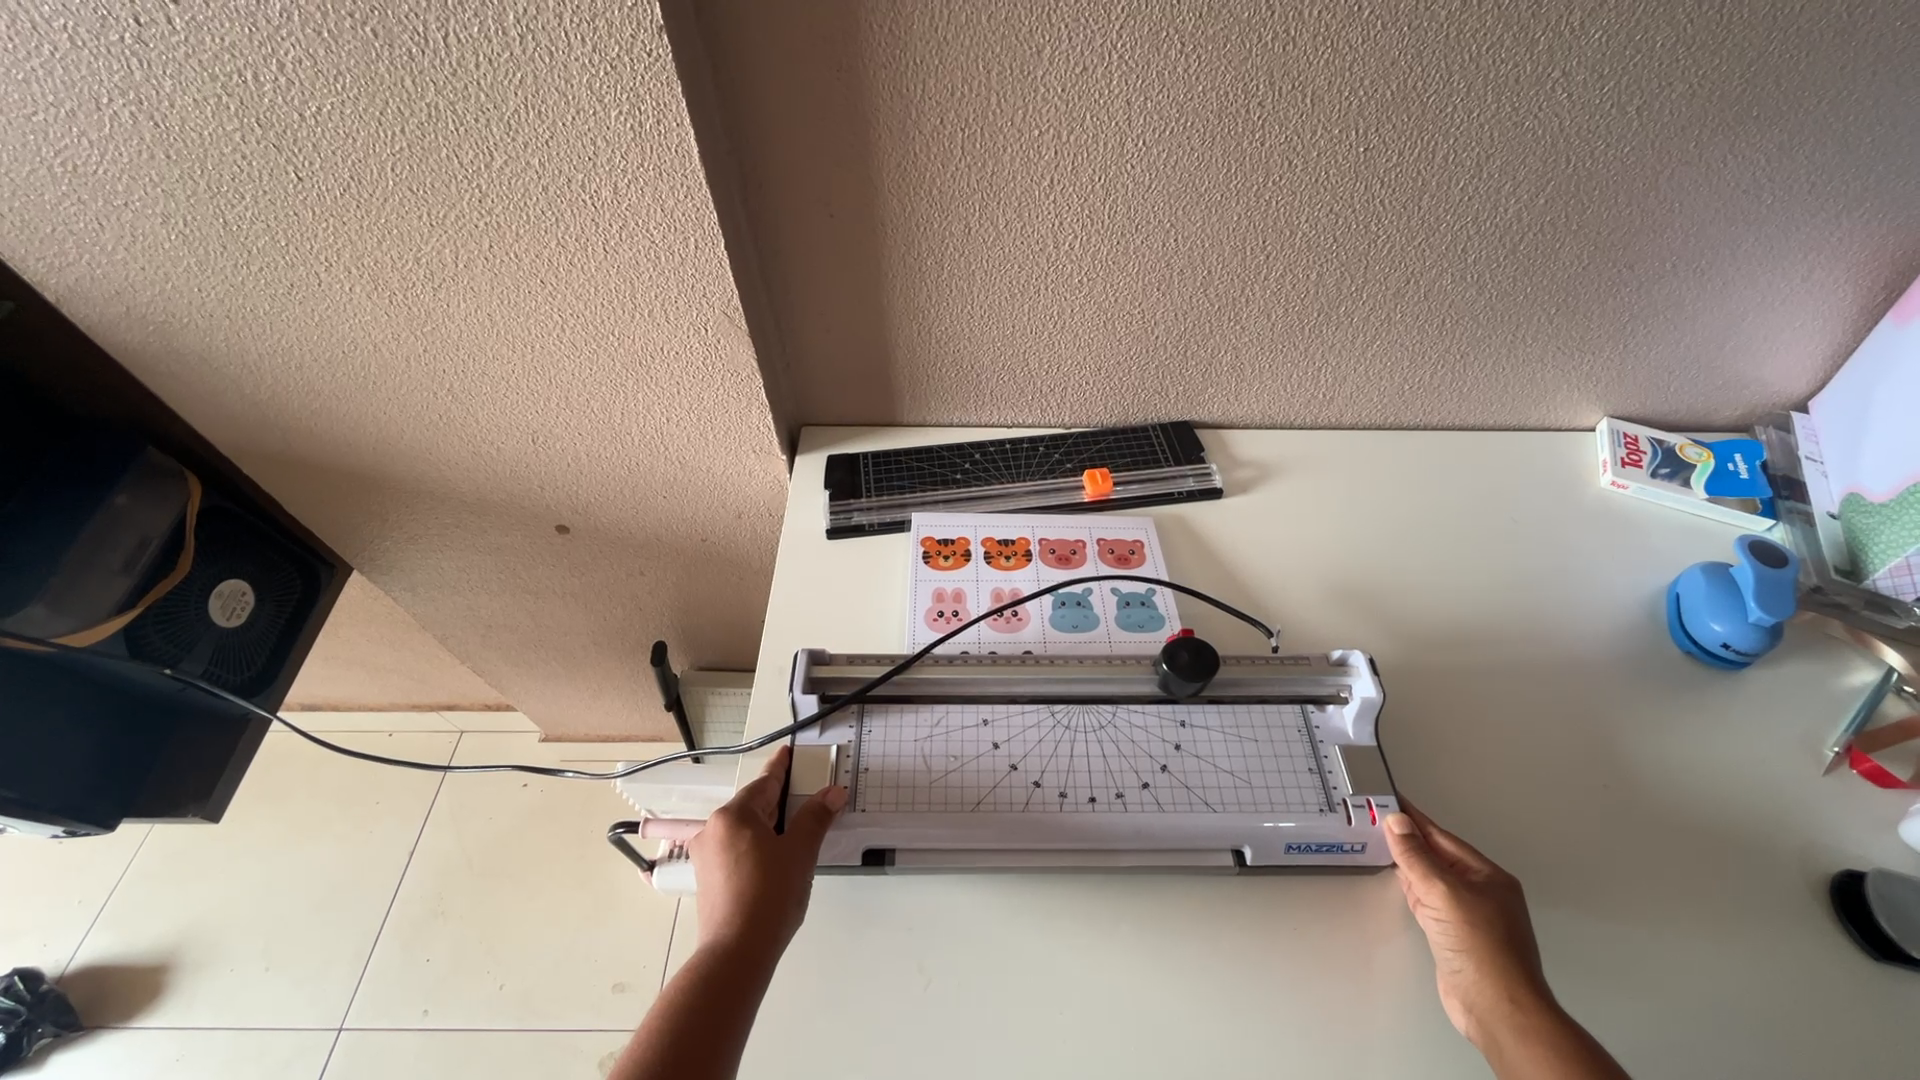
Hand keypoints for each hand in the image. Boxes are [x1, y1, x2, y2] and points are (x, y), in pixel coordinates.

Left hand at [688, 745, 846, 956]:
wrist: (736, 953)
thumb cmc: (770, 896)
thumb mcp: (800, 852)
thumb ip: (816, 817)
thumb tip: (833, 792)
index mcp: (733, 815)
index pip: (765, 783)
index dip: (781, 767)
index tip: (788, 752)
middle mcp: (713, 829)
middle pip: (753, 805)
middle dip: (780, 800)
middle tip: (805, 793)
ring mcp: (707, 856)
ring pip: (744, 829)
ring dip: (770, 825)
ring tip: (796, 828)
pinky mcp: (708, 879)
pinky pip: (737, 849)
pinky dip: (757, 845)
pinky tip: (775, 857)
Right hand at [1384, 807, 1551, 1046]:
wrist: (1496, 1009)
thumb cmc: (1479, 948)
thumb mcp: (1443, 893)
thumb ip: (1417, 856)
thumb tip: (1397, 821)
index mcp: (1487, 876)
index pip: (1442, 838)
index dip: (1413, 819)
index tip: (1388, 799)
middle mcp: (1480, 892)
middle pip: (1436, 856)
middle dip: (1408, 838)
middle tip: (1375, 816)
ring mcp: (1467, 915)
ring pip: (1431, 879)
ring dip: (1408, 862)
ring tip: (1381, 840)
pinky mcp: (1453, 936)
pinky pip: (1428, 901)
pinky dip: (1411, 888)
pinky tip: (1399, 881)